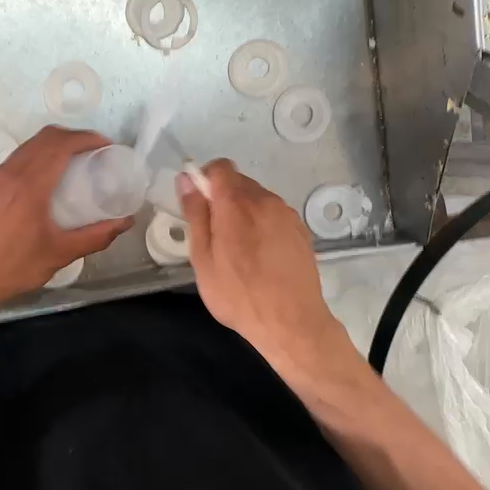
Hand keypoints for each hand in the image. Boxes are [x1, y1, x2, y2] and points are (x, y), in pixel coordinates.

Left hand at [0, 126, 134, 312]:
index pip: (60, 145)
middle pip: (43, 139)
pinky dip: (33, 160)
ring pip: (26, 148)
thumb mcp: (60, 254)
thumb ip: (96, 236)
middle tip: (93, 152)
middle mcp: (8, 174)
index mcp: (29, 185)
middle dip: (72, 138)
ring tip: (71, 163)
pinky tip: (43, 181)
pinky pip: (12, 162)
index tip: (105, 146)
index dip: (86, 138)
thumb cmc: (14, 268)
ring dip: (51, 147)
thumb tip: (125, 223)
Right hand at [178, 160, 345, 366]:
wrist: (291, 322)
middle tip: (216, 235)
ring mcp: (287, 215)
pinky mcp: (301, 230)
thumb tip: (187, 180)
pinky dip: (263, 225)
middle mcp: (266, 201)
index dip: (205, 179)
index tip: (199, 204)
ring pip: (258, 199)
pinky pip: (274, 215)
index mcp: (237, 204)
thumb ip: (196, 214)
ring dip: (244, 213)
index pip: (220, 168)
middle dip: (223, 199)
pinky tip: (261, 256)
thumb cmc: (238, 294)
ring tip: (240, 250)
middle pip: (240, 182)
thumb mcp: (203, 259)